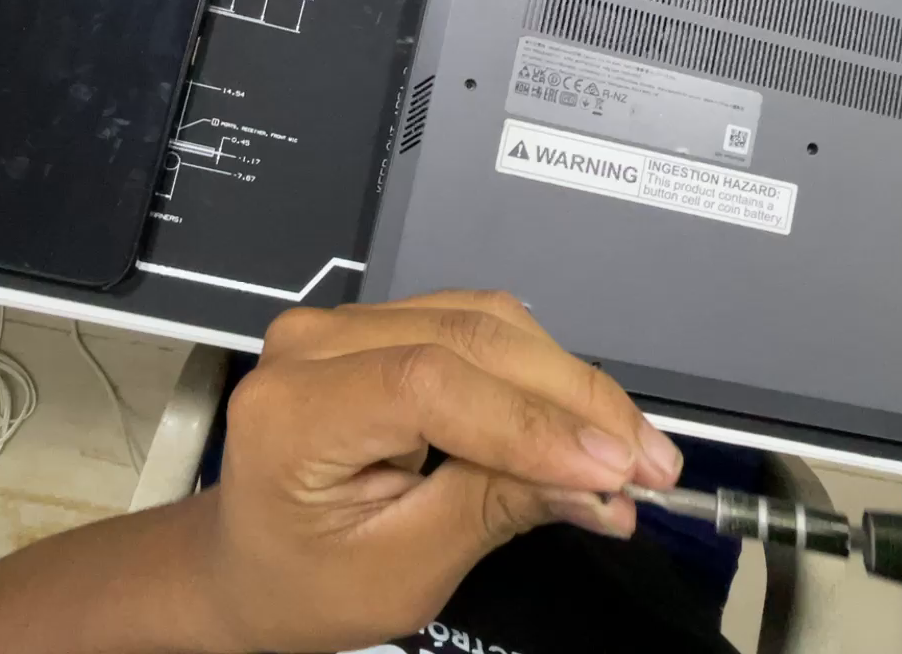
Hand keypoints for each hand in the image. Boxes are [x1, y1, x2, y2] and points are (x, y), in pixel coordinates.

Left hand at [196, 290, 684, 652]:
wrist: (250, 556)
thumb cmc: (308, 582)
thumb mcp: (400, 571)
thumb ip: (496, 509)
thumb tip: (604, 484)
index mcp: (293, 410)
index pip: (426, 384)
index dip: (527, 421)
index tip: (615, 468)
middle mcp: (314, 342)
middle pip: (465, 337)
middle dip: (571, 397)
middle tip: (652, 461)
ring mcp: (345, 321)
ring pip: (482, 319)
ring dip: (565, 378)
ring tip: (627, 442)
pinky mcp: (379, 322)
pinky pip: (472, 323)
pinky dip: (535, 365)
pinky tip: (577, 411)